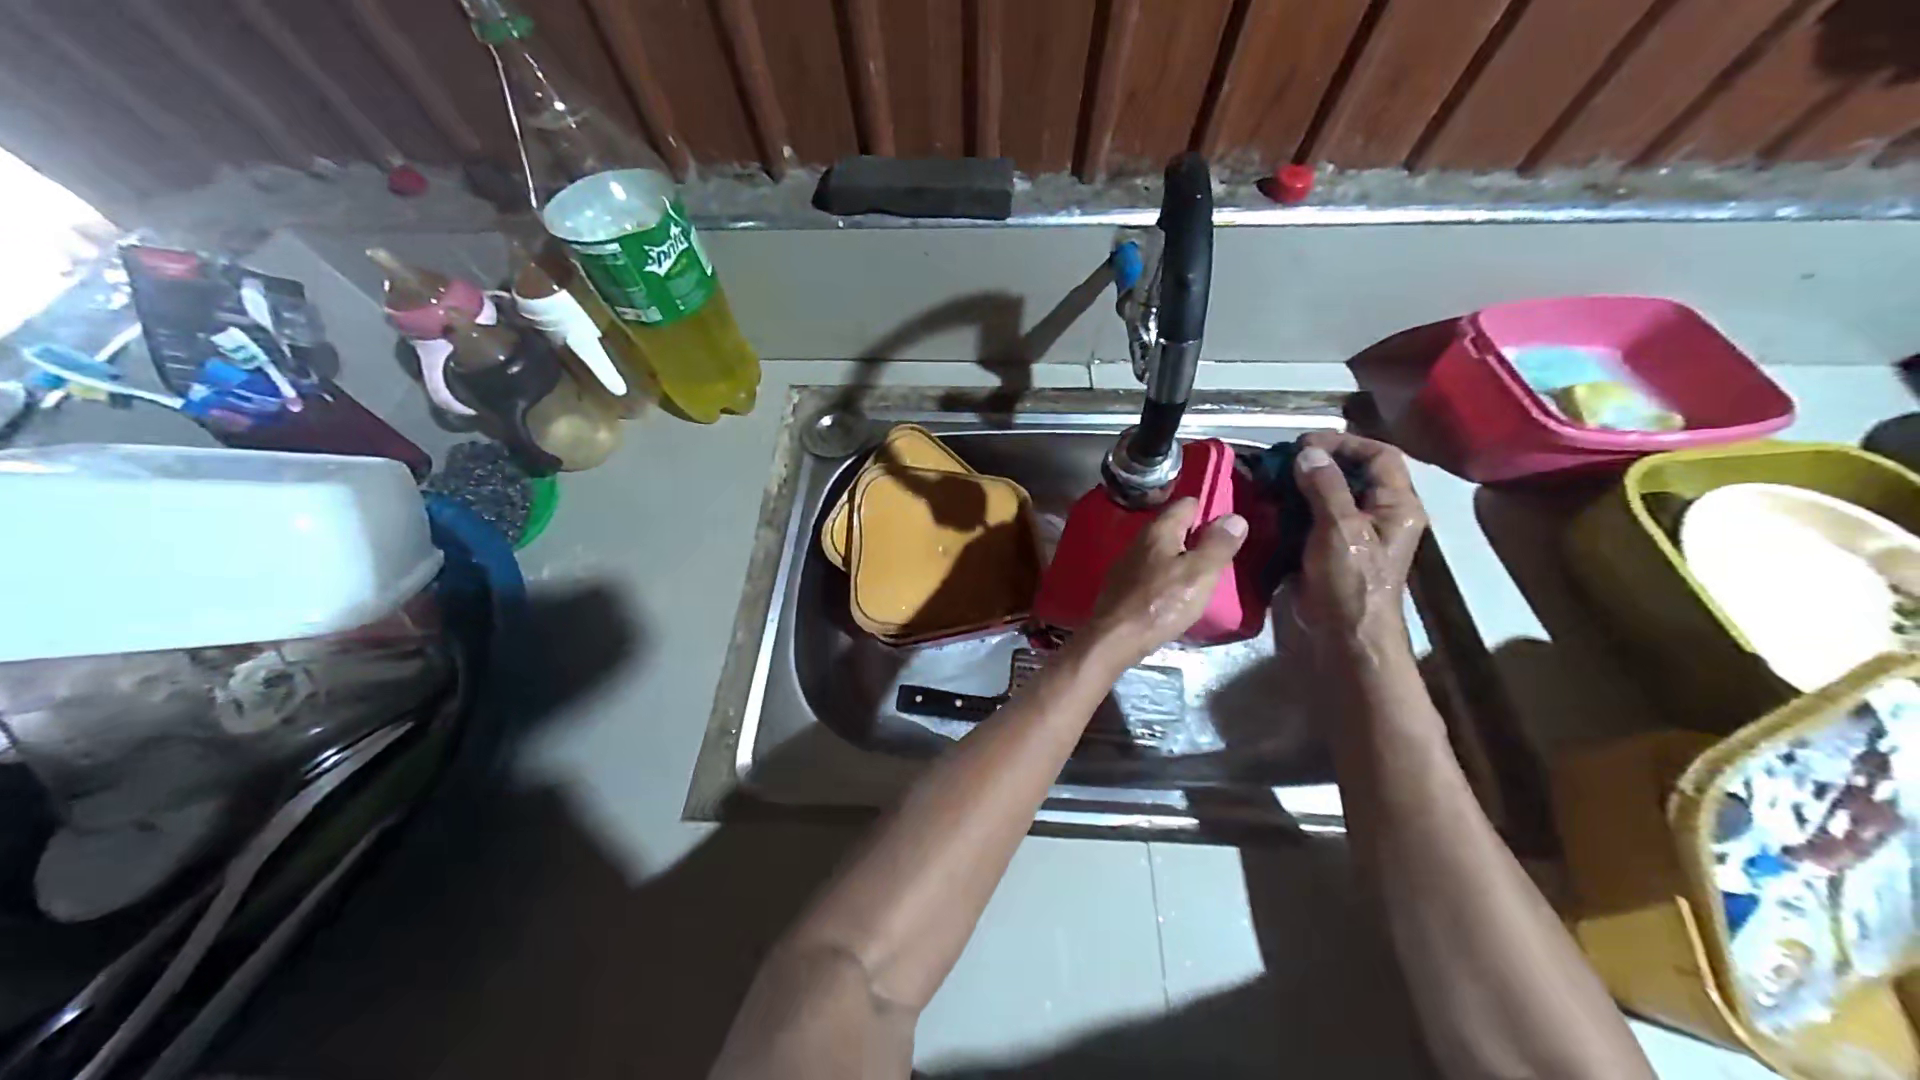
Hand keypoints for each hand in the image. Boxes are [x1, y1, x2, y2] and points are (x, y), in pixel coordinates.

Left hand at [1082, 497, 1246, 671]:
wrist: (1114, 639)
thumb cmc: (1160, 604)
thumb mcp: (1199, 573)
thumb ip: (1217, 545)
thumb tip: (1234, 517)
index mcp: (1158, 530)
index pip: (1187, 504)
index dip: (1210, 509)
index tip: (1229, 527)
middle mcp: (1139, 541)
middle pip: (1174, 527)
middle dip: (1197, 536)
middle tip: (1221, 554)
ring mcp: (1127, 563)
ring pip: (1162, 551)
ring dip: (1182, 558)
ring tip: (1204, 575)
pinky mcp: (1122, 586)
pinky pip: (1151, 571)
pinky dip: (1167, 576)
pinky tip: (1177, 593)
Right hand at [1286, 432, 1427, 651]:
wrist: (1345, 634)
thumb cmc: (1351, 581)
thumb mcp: (1340, 528)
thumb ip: (1325, 486)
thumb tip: (1307, 452)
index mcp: (1398, 506)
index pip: (1380, 456)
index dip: (1345, 443)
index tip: (1306, 443)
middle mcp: (1382, 514)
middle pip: (1355, 473)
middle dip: (1320, 462)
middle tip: (1285, 459)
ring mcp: (1356, 533)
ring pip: (1332, 494)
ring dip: (1304, 483)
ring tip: (1274, 478)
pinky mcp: (1332, 549)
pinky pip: (1316, 516)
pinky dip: (1295, 506)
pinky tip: (1273, 504)